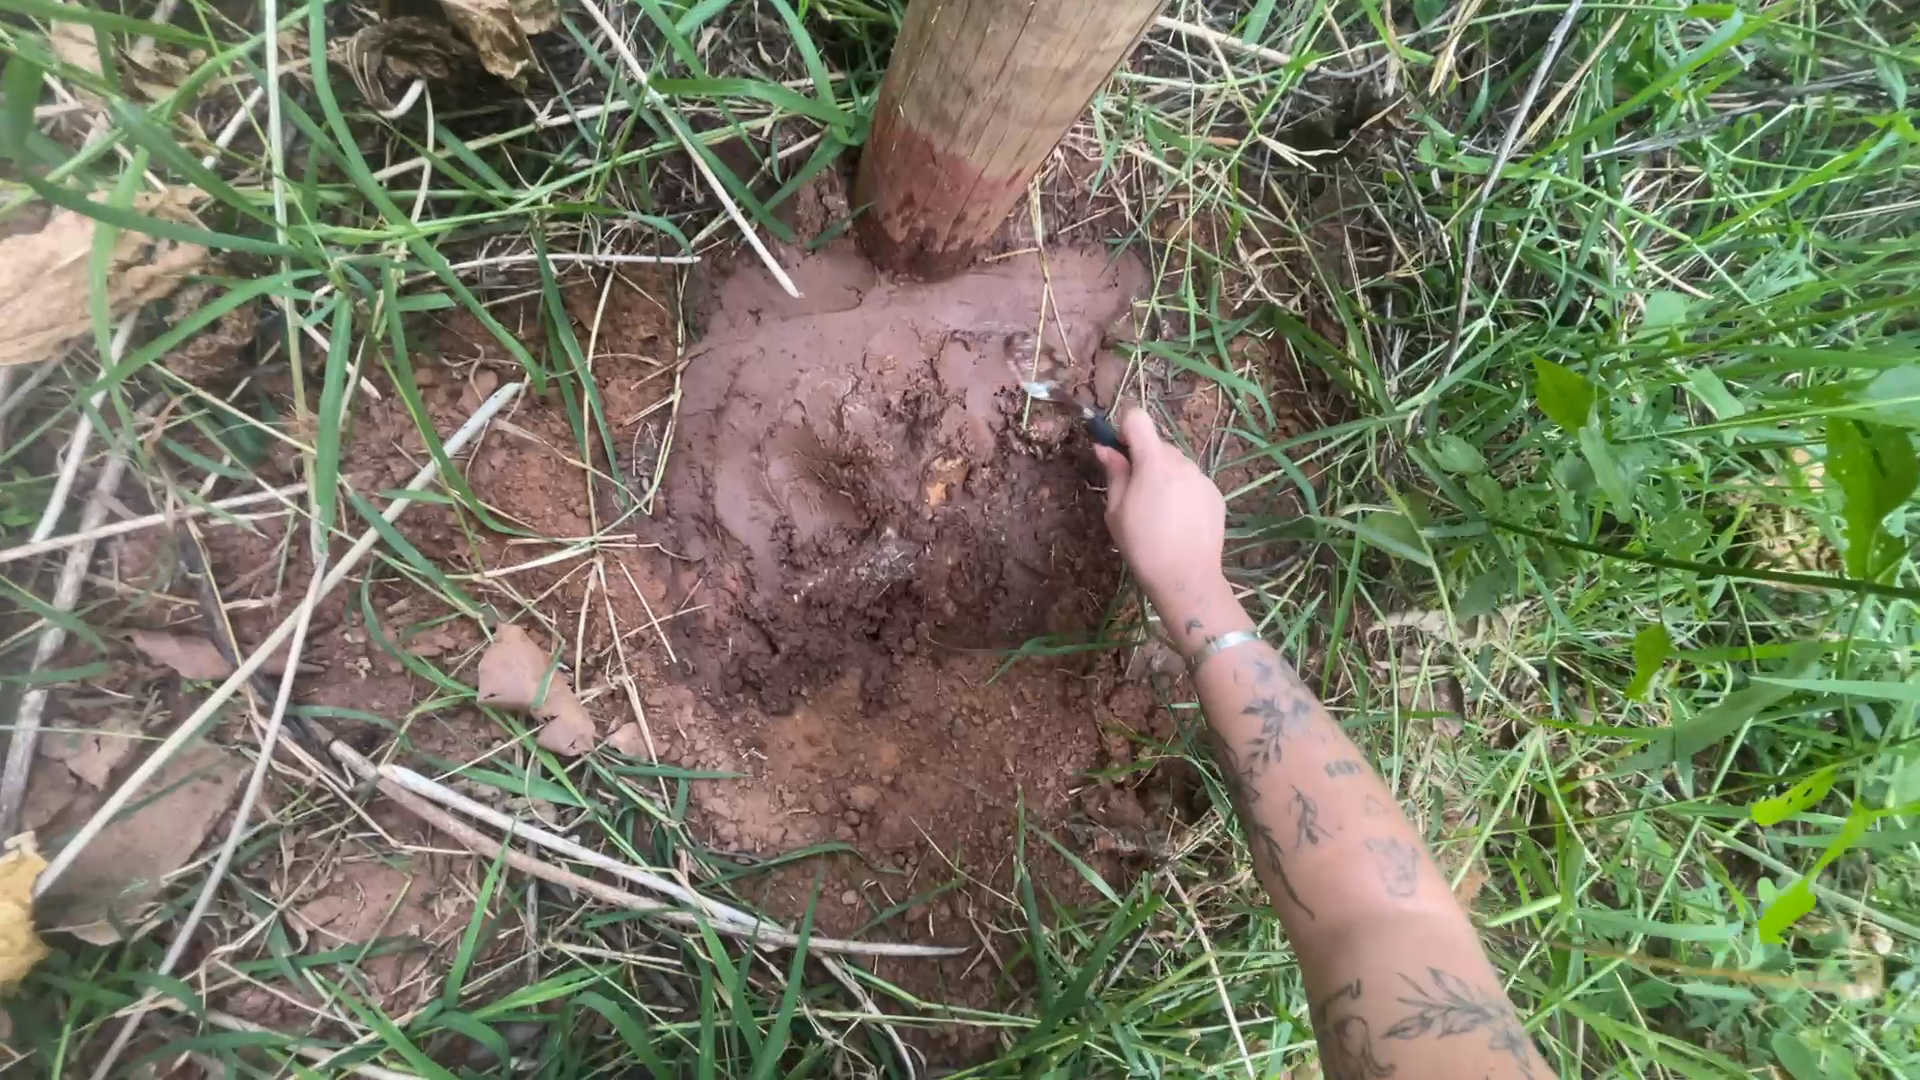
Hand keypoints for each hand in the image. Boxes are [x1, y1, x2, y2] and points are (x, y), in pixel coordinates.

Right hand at [1093, 409, 1247, 653]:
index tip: (1118, 453)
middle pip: (1157, 444)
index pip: (1138, 418)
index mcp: (1154, 462)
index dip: (1123, 430)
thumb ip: (1114, 473)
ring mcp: (1202, 478)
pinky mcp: (1216, 494)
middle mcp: (1182, 462)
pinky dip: (1181, 491)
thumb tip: (1104, 448)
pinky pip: (1192, 481)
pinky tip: (1177, 521)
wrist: (1186, 577)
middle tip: (1134, 493)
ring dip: (1163, 475)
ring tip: (1158, 512)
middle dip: (1142, 459)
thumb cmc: (1142, 545)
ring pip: (1176, 463)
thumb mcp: (1116, 510)